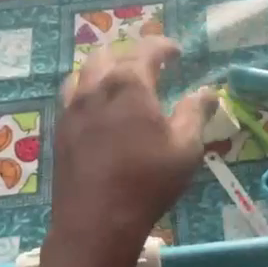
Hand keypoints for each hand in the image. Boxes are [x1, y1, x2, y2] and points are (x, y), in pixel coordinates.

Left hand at [52, 37, 215, 255]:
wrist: (97, 220)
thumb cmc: (148, 181)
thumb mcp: (186, 148)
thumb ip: (195, 114)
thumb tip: (207, 92)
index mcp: (129, 84)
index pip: (146, 50)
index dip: (163, 46)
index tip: (176, 52)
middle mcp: (95, 87)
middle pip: (108, 54)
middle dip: (130, 54)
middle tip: (148, 66)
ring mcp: (72, 109)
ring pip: (83, 72)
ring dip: (103, 69)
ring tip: (118, 82)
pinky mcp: (59, 132)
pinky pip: (70, 97)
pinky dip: (86, 91)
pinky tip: (97, 110)